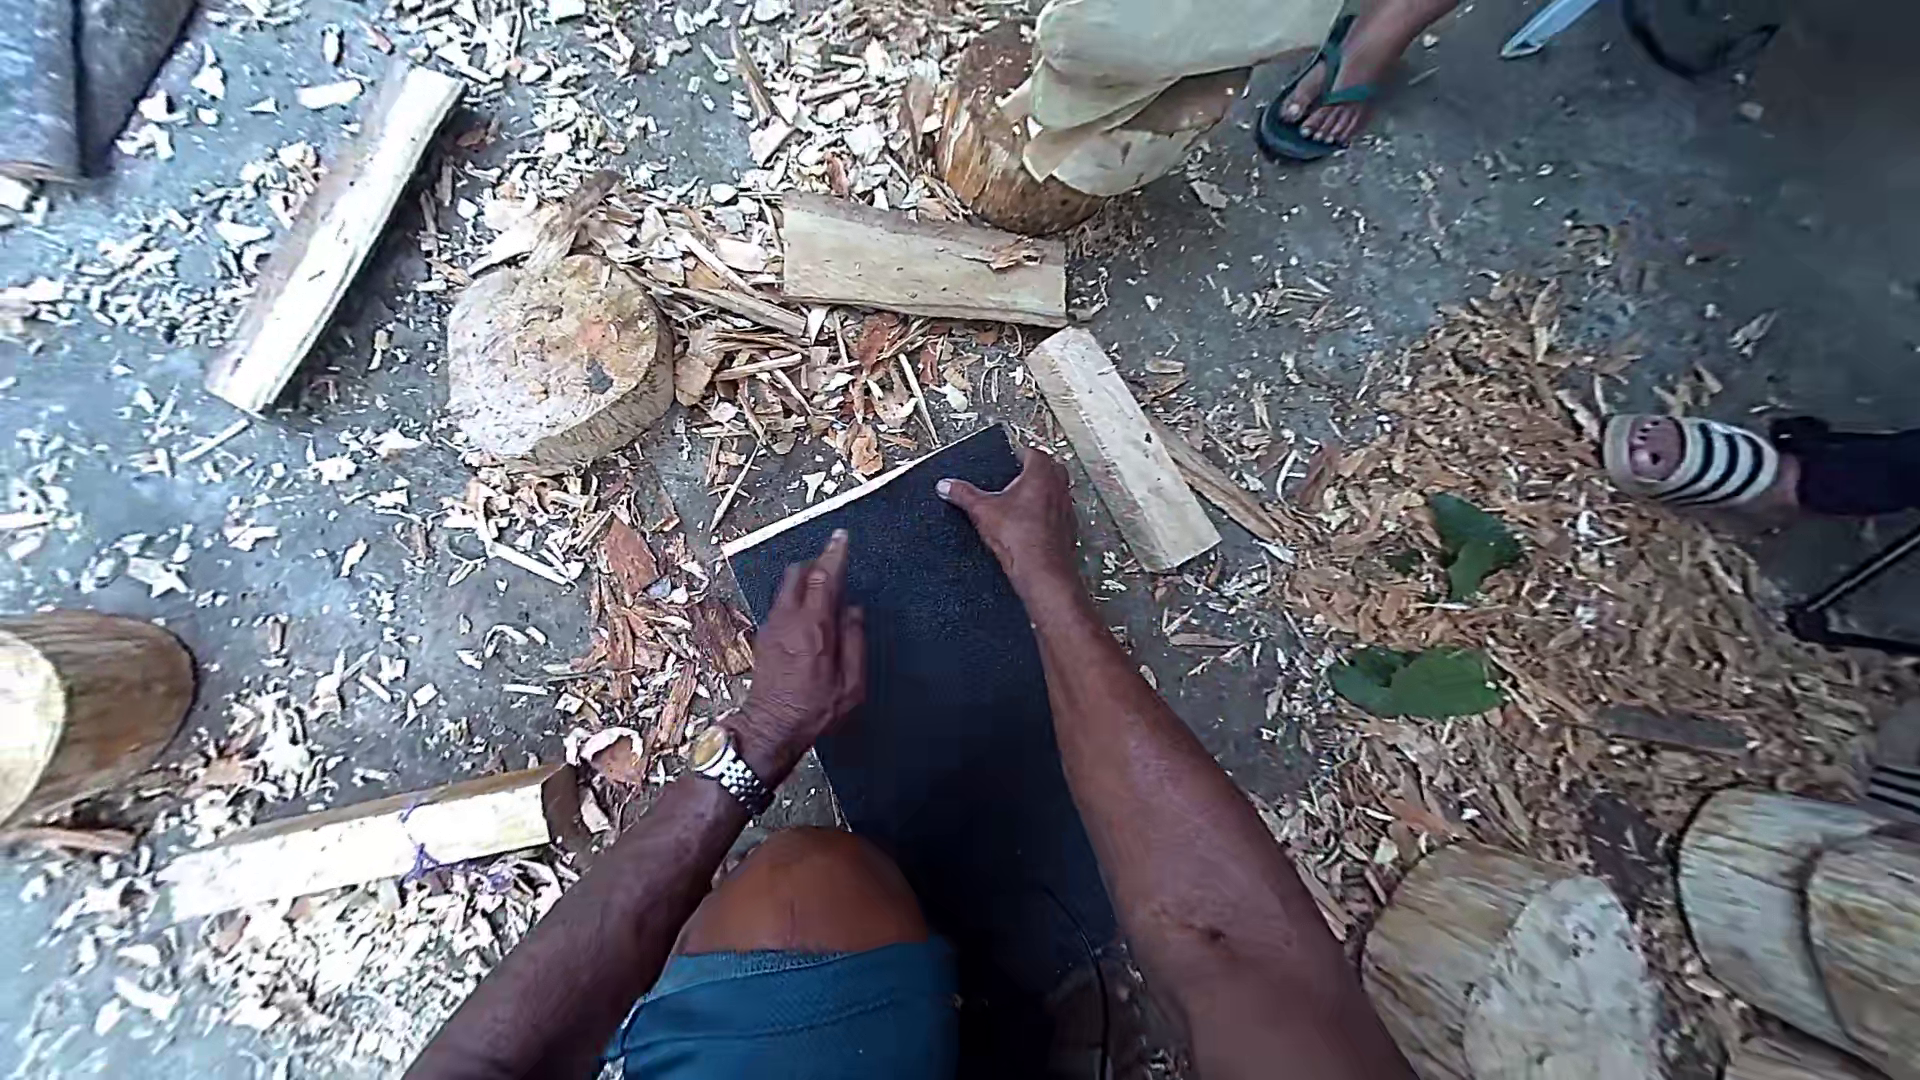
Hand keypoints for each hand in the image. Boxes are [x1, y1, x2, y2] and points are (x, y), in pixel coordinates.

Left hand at [736, 529, 865, 778]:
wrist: (770, 729)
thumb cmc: (813, 709)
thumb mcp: (850, 684)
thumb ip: (854, 642)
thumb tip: (854, 611)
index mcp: (813, 628)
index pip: (824, 578)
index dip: (834, 554)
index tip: (841, 537)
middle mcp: (788, 620)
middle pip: (798, 573)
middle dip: (817, 564)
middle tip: (835, 566)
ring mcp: (771, 627)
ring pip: (787, 587)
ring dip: (806, 581)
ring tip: (825, 593)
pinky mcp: (763, 636)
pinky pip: (782, 604)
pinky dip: (797, 597)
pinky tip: (810, 617)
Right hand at [937, 447, 1084, 604]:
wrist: (1042, 570)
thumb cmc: (1021, 538)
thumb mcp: (982, 511)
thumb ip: (963, 494)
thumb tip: (947, 486)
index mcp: (1040, 475)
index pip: (1034, 452)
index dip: (1021, 453)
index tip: (1013, 455)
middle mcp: (1058, 489)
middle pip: (1051, 468)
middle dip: (1035, 470)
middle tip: (1020, 475)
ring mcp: (1066, 509)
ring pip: (1058, 492)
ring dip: (1044, 493)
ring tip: (1025, 500)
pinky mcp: (1068, 530)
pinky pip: (1059, 515)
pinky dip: (1048, 515)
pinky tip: (1033, 525)